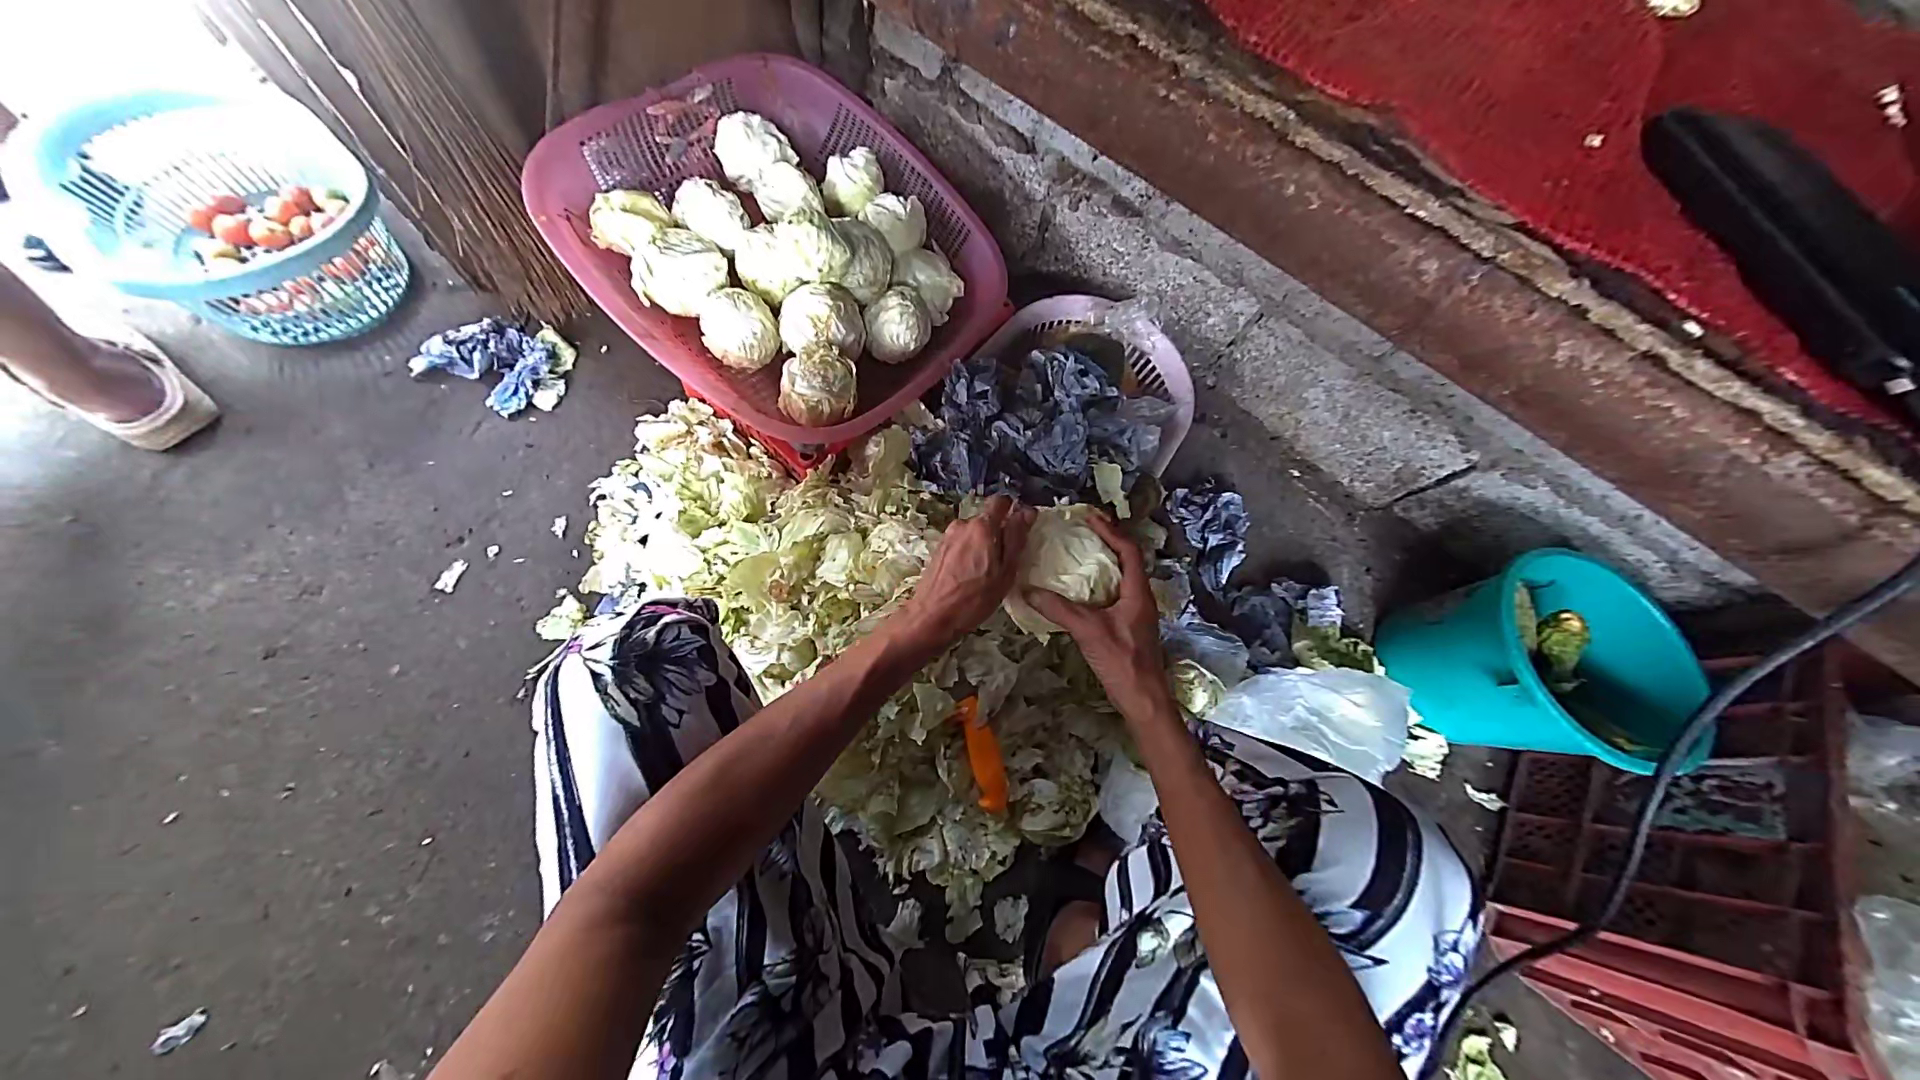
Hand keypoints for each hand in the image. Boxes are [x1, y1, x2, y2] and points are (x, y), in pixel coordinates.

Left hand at [901, 495, 1036, 647]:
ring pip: (974, 533)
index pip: (1001, 502)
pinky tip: (970, 575)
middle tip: (1005, 559)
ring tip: (986, 571)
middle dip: (998, 533)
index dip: (1013, 510)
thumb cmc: (974, 598)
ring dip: (982, 545)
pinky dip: (969, 553)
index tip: (1020, 527)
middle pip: (987, 519)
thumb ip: (1016, 538)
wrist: (932, 616)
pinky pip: (961, 543)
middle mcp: (963, 525)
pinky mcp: (939, 549)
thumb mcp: (1006, 571)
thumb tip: (1027, 511)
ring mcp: (948, 536)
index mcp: (982, 526)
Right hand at [1019, 512, 1172, 721]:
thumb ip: (1059, 609)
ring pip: (1121, 576)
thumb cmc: (1122, 662)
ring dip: (1103, 561)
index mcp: (1138, 592)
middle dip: (1107, 540)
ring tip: (1079, 550)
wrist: (1143, 699)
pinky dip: (1098, 583)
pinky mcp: (1129, 625)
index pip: (1129, 550)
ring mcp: (1136, 612)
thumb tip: (1028, 590)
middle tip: (1083, 528)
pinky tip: (1079, 589)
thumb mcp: (1088, 631)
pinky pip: (1114, 593)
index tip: (1089, 517)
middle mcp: (1140, 597)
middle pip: (1128, 559)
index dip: (1110, 530)